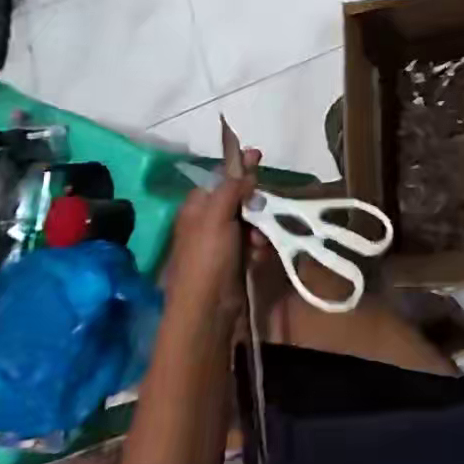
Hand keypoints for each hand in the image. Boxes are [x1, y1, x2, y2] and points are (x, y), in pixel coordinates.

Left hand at [162, 148, 261, 313]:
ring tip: (259, 241)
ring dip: (260, 227)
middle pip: (238, 199)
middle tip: (267, 208)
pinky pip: (253, 243)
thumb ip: (230, 189)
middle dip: (255, 203)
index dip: (238, 167)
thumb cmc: (207, 257)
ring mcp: (222, 242)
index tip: (258, 155)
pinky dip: (259, 246)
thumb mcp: (216, 216)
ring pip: (250, 221)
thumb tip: (245, 172)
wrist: (207, 308)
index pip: (219, 178)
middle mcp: (208, 221)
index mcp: (196, 207)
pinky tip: (259, 255)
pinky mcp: (235, 260)